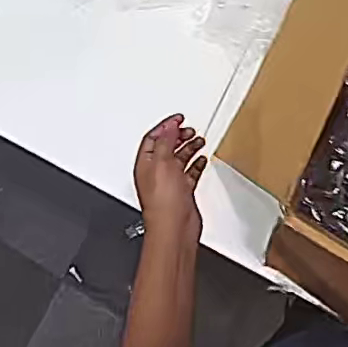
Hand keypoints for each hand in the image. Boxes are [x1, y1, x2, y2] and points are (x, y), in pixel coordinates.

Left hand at [134, 114, 206, 244]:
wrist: (175, 229)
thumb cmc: (163, 203)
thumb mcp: (163, 163)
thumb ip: (167, 142)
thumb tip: (170, 126)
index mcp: (146, 164)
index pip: (153, 138)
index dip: (165, 126)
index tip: (178, 118)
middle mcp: (157, 172)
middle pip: (167, 146)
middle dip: (179, 135)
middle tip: (189, 129)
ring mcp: (170, 182)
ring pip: (180, 158)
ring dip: (189, 147)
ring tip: (198, 140)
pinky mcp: (183, 190)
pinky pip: (190, 171)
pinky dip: (196, 163)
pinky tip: (201, 159)